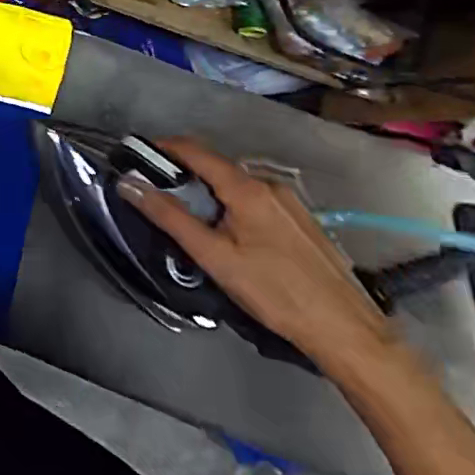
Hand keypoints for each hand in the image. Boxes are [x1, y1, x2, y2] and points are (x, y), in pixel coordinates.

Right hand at [117, 139, 395, 361]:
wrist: (342, 326)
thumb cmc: (273, 291)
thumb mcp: (215, 257)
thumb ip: (171, 218)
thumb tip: (132, 186)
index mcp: (246, 187)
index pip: (197, 150)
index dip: (165, 147)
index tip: (138, 156)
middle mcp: (269, 183)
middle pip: (217, 166)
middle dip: (185, 174)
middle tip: (159, 196)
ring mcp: (289, 200)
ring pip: (238, 184)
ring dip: (210, 191)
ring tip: (191, 220)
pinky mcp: (300, 219)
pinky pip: (256, 199)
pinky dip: (232, 204)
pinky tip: (230, 235)